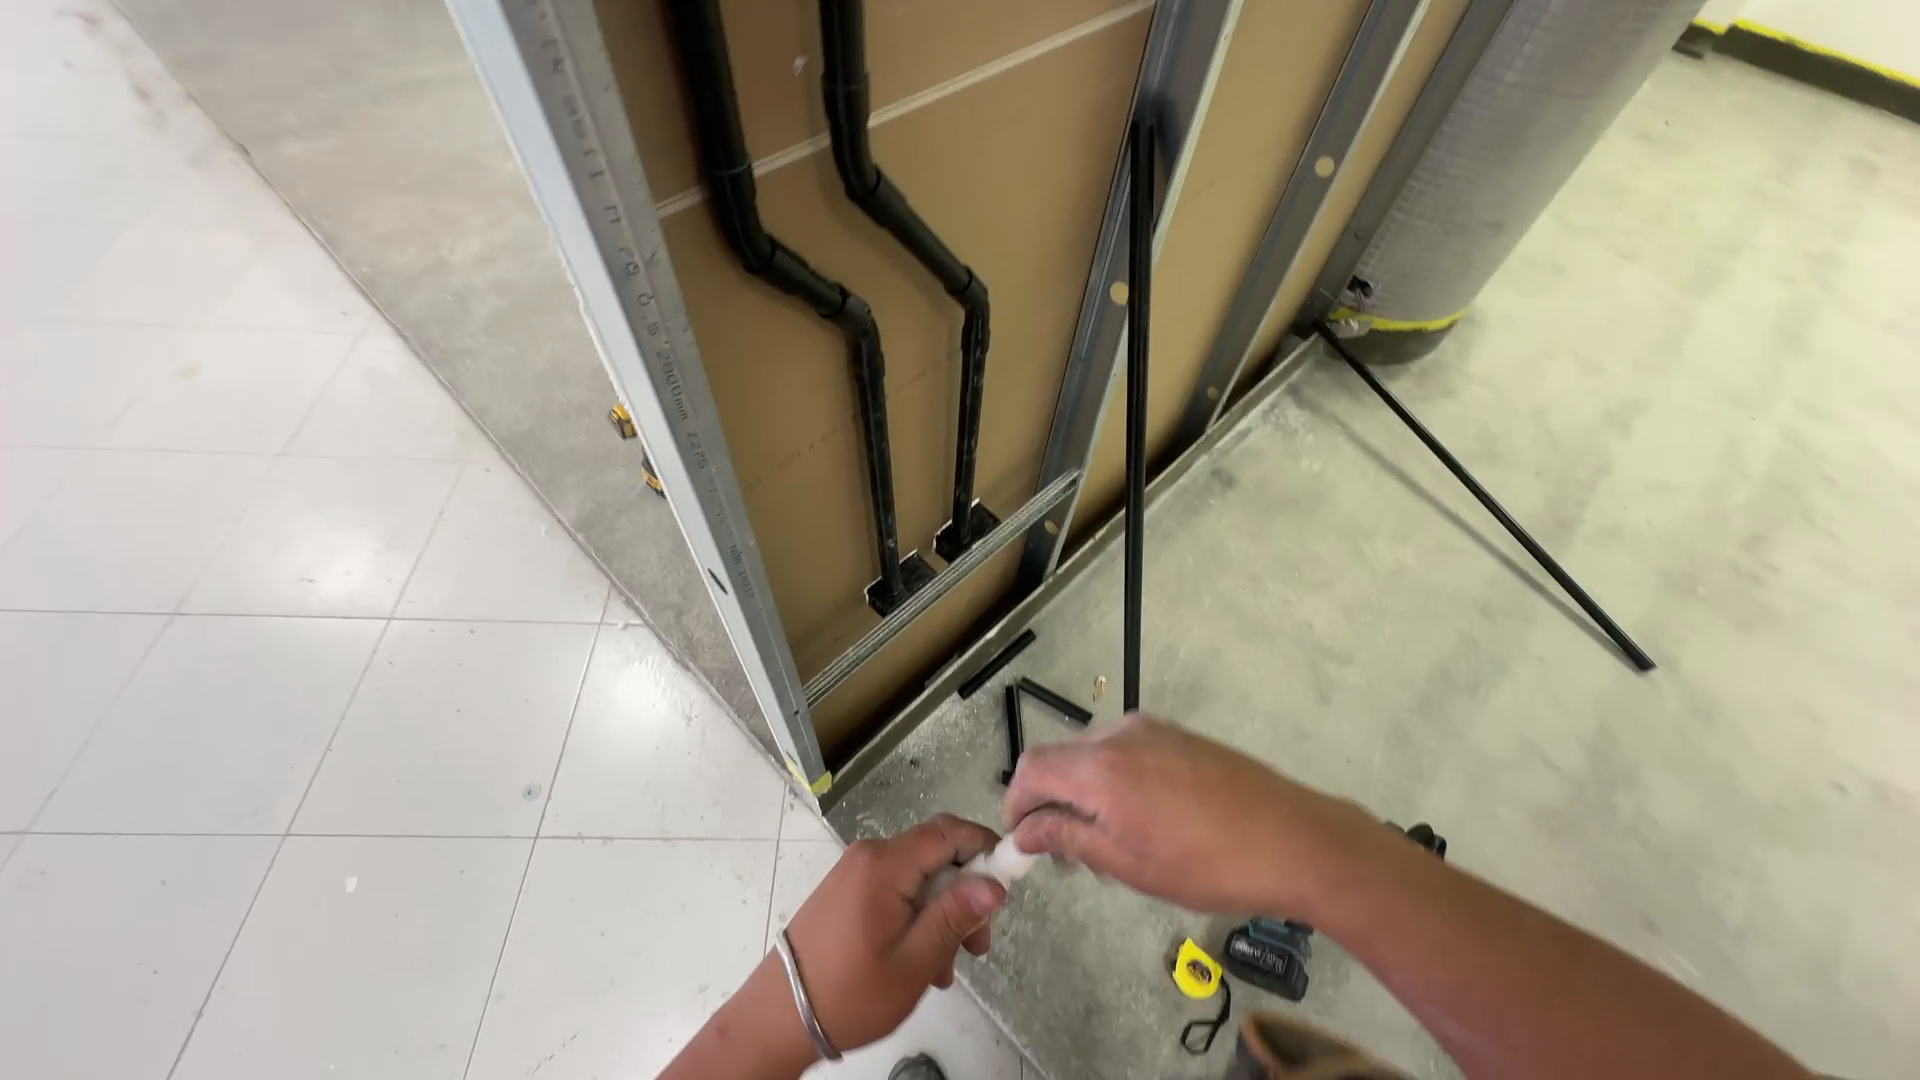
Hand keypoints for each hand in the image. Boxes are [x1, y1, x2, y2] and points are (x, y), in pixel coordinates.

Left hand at [782, 814, 1007, 1053]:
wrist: (776, 1018)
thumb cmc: (850, 992)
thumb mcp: (913, 962)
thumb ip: (955, 917)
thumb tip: (995, 884)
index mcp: (886, 864)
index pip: (948, 831)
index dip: (984, 846)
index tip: (1008, 881)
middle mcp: (870, 855)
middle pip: (936, 855)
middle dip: (964, 894)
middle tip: (976, 947)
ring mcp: (855, 872)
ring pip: (918, 877)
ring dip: (941, 913)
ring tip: (945, 968)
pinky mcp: (847, 890)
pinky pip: (896, 890)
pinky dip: (916, 916)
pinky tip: (919, 961)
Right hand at [1002, 714, 1372, 916]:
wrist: (1295, 839)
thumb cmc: (1207, 863)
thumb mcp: (1127, 863)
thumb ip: (1067, 837)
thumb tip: (1025, 831)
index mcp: (1101, 765)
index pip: (1031, 768)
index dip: (1016, 802)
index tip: (1022, 840)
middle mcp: (1120, 733)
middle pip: (1060, 758)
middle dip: (1051, 801)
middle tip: (1067, 852)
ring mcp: (1152, 729)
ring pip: (1091, 755)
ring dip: (1083, 792)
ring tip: (1108, 841)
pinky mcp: (1177, 735)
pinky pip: (1123, 751)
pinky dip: (1112, 780)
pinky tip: (1141, 818)